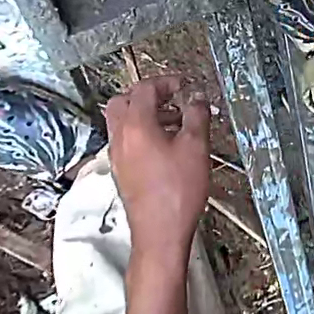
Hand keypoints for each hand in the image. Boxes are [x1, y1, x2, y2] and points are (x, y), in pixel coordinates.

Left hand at [104, 76, 210, 253]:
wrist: (160, 231)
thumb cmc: (178, 188)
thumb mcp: (196, 146)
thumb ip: (196, 115)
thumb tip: (197, 98)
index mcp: (136, 125)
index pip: (143, 89)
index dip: (164, 82)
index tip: (182, 86)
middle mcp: (120, 137)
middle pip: (122, 102)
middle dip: (146, 95)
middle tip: (171, 98)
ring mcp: (117, 156)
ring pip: (122, 122)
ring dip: (144, 114)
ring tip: (175, 122)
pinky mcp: (121, 171)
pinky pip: (126, 140)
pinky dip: (142, 132)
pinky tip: (166, 145)